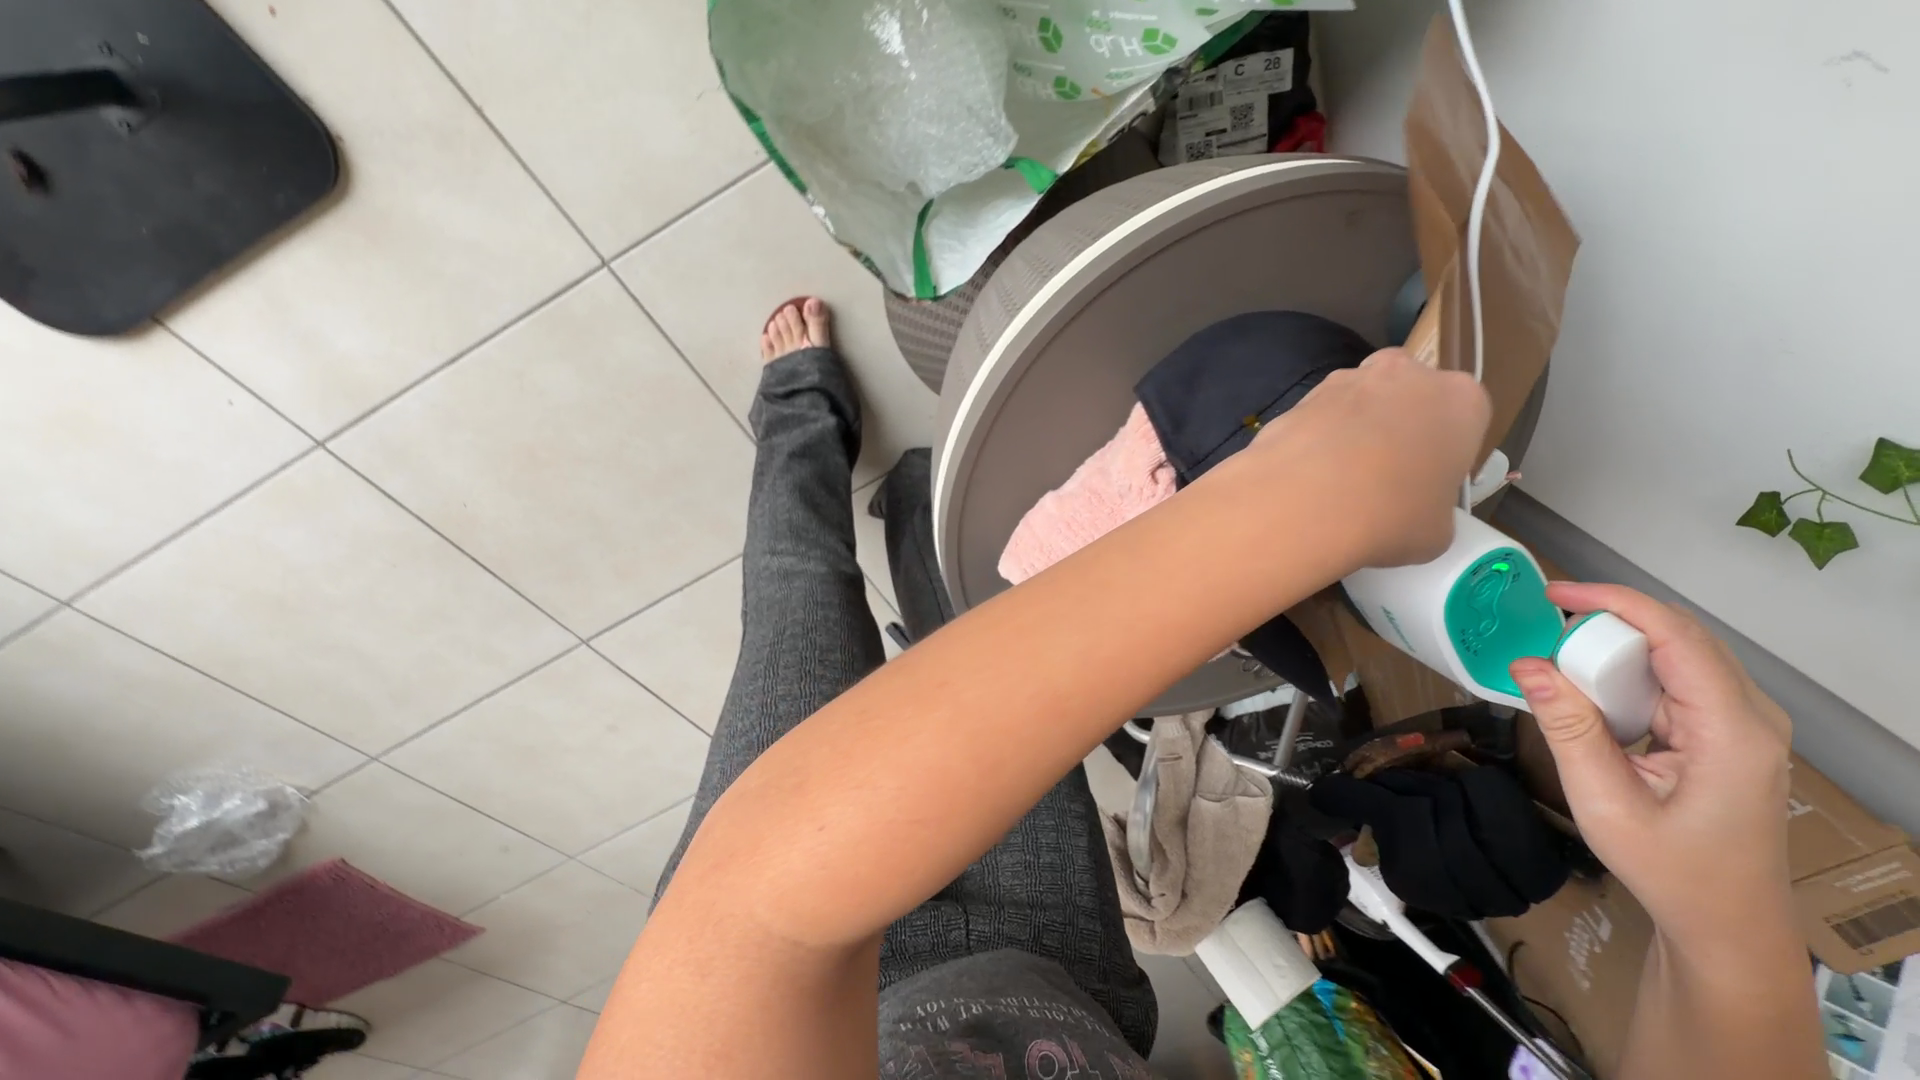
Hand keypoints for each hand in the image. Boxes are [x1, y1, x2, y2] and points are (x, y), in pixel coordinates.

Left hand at [1244, 348, 1490, 568]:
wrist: (1304, 505)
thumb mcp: (1437, 530)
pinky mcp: (1297, 399)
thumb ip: (1434, 509)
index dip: (1444, 455)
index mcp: (1460, 398)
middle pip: (1407, 401)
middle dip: (1397, 433)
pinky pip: (1315, 423)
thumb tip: (1411, 516)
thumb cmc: (1392, 515)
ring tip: (1337, 486)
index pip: (1462, 421)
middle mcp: (1403, 374)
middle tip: (1383, 482)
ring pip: (1357, 407)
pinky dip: (1312, 445)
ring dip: (1351, 436)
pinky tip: (1305, 482)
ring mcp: (1344, 381)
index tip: (1427, 484)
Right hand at [1510, 584, 1794, 953]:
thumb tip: (1527, 665)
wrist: (1724, 921)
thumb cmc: (1669, 869)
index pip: (1678, 637)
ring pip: (1676, 656)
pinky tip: (1593, 695)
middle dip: (1609, 625)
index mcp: (1732, 731)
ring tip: (1562, 668)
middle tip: (1546, 637)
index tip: (1555, 594)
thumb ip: (1567, 729)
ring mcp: (1744, 723)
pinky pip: (1675, 681)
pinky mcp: (1728, 732)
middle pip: (1679, 638)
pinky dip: (1626, 676)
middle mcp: (1750, 716)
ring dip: (1615, 652)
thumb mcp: (1605, 803)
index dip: (1616, 602)